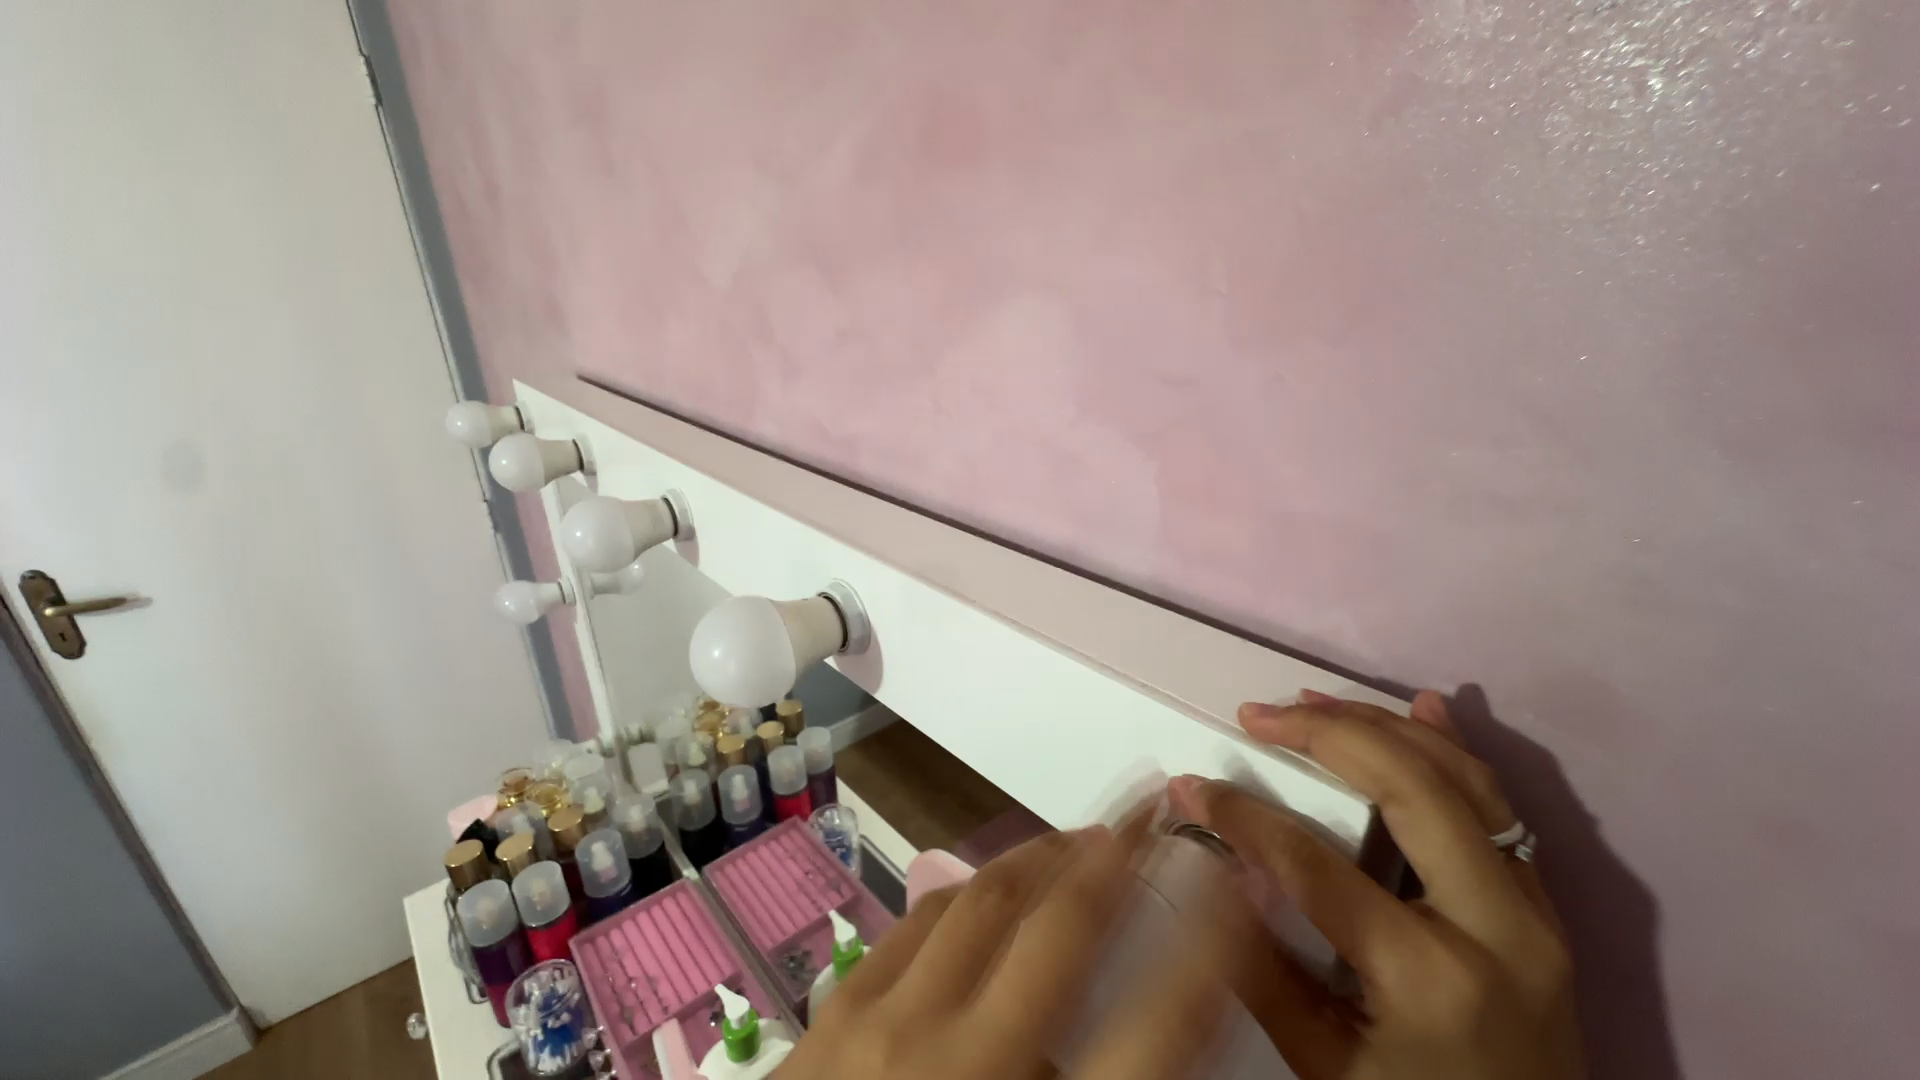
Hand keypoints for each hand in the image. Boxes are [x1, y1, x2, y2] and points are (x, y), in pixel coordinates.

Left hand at [777, 810, 1262, 1079]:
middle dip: (1118, 860)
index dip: (1207, 949)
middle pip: (1059, 932)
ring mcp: (885, 1030)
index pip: (1153, 1031)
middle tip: (1152, 808)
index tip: (1231, 883)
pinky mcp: (832, 1016)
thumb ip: (1093, 1078)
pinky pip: (914, 925)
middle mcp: (962, 1062)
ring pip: (980, 905)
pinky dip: (966, 894)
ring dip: (1041, 861)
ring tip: (1082, 835)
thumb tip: (1137, 1035)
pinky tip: (990, 882)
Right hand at [1169, 690, 1582, 1079]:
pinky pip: (1499, 805)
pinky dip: (1452, 747)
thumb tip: (1211, 867)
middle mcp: (1498, 926)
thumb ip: (1261, 963)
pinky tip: (1421, 706)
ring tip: (1310, 699)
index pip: (1316, 864)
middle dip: (1324, 734)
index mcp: (1429, 976)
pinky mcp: (1545, 904)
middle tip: (1257, 714)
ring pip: (1463, 778)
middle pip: (1410, 788)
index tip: (1190, 787)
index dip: (1244, 817)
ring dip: (1382, 725)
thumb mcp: (1322, 1061)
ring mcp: (1536, 909)